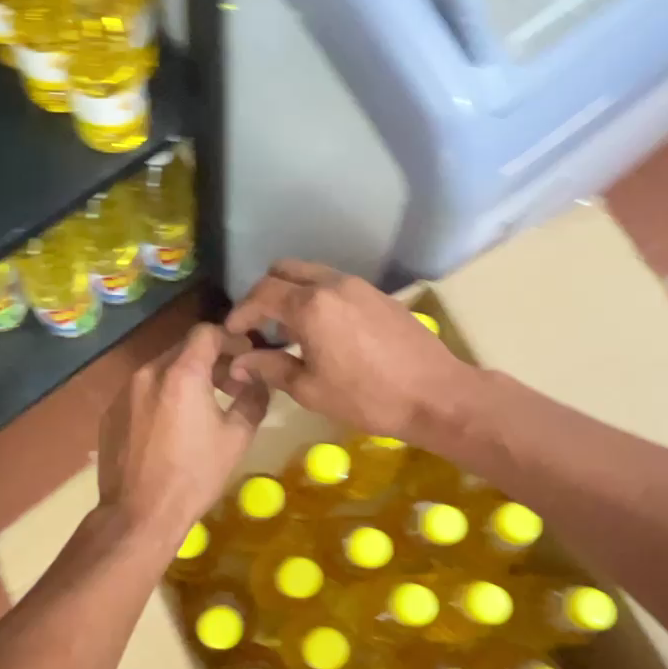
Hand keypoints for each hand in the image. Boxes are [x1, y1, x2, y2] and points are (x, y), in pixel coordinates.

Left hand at [97, 323, 268, 555]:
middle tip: (230, 384)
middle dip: (210, 360)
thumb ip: (253, 399)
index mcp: (182, 374)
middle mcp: (149, 373)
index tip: (244, 357)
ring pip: (161, 370)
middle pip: (183, 349)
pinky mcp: (111, 412)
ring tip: (202, 406)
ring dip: (185, 378)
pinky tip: (171, 426)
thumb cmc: (194, 475)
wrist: (139, 514)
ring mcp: (124, 392)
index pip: (207, 332)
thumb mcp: (237, 438)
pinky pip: (142, 391)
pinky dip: (162, 396)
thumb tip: (257, 381)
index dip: (230, 339)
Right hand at [224, 260, 472, 442]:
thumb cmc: (367, 397)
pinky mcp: (379, 295)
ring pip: (312, 274)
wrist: (435, 394)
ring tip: (288, 329)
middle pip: (284, 270)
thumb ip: (269, 368)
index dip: (241, 312)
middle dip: (264, 293)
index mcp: (310, 306)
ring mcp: (359, 286)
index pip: (262, 294)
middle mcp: (332, 284)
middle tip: (258, 325)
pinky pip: (336, 284)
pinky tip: (322, 331)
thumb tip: (237, 363)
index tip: (232, 332)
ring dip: (292, 293)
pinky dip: (317, 297)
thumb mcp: (310, 389)